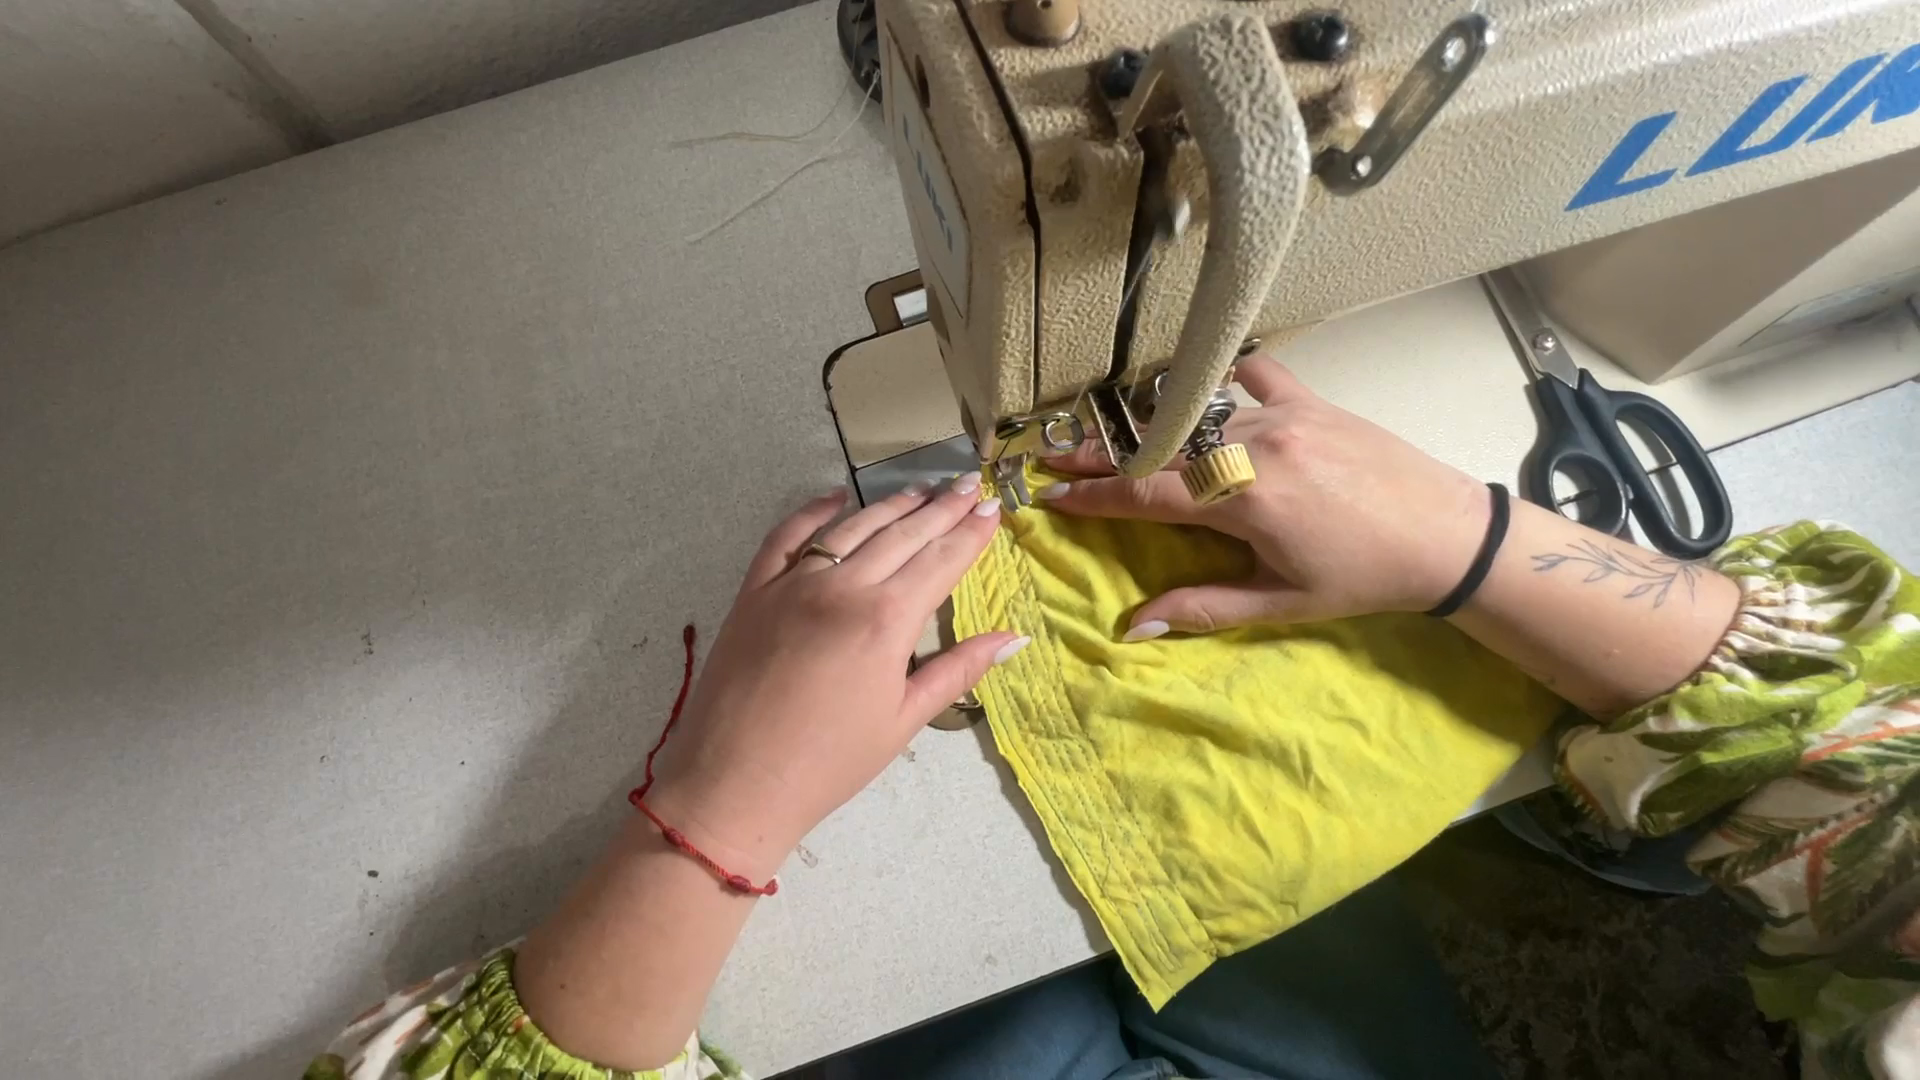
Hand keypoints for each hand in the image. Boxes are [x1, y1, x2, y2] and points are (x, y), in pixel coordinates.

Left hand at [646, 476, 1024, 877]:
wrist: (732, 784)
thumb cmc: (829, 763)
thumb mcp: (904, 720)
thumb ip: (958, 670)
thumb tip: (1013, 638)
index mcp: (886, 620)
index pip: (941, 561)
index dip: (971, 533)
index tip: (993, 507)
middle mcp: (843, 587)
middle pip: (904, 535)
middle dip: (942, 508)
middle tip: (969, 484)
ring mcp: (794, 583)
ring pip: (853, 528)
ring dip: (891, 505)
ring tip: (922, 489)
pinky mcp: (754, 589)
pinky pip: (787, 536)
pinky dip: (813, 512)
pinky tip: (836, 497)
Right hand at [1043, 355, 1489, 636]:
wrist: (1450, 536)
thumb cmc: (1362, 579)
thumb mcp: (1282, 603)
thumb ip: (1203, 609)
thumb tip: (1133, 628)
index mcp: (1243, 500)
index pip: (1146, 493)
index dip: (1093, 496)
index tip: (1052, 496)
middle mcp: (1254, 447)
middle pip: (1158, 447)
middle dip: (1101, 455)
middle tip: (1054, 456)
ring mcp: (1283, 415)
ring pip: (1196, 413)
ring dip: (1148, 426)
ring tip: (1111, 434)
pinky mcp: (1312, 400)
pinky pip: (1255, 376)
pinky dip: (1224, 381)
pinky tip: (1205, 388)